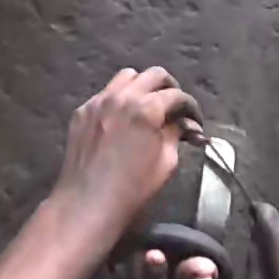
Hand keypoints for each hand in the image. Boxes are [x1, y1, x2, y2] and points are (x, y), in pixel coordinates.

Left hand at [51, 67, 198, 240]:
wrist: (86, 204)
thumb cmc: (132, 189)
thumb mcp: (166, 162)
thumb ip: (176, 133)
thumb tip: (185, 123)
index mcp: (147, 108)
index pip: (177, 95)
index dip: (191, 107)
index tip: (194, 120)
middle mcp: (123, 96)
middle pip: (154, 75)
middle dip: (170, 88)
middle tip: (174, 107)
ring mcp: (99, 100)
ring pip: (128, 76)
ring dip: (143, 86)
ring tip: (148, 105)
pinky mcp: (83, 110)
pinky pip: (106, 93)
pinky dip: (120, 98)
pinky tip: (123, 118)